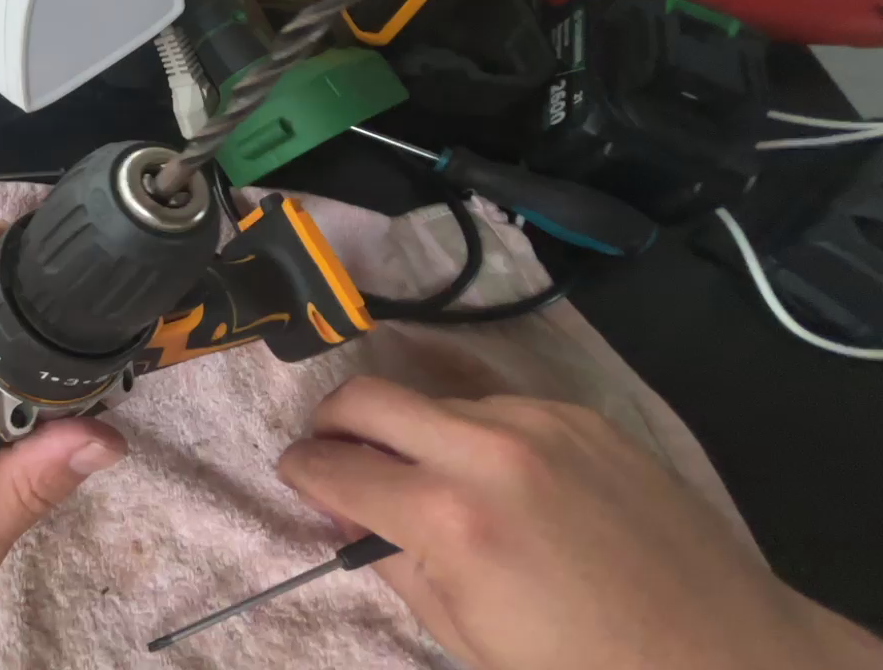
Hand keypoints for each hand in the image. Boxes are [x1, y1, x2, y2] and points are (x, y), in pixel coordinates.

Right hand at [276, 377, 882, 669]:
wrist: (742, 666)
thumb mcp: (462, 635)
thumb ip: (386, 556)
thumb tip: (341, 506)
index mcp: (448, 519)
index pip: (332, 465)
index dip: (300, 469)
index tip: (296, 475)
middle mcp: (484, 451)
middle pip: (362, 396)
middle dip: (330, 423)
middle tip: (336, 453)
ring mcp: (535, 423)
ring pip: (429, 401)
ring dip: (412, 434)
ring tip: (443, 481)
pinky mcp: (576, 415)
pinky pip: (491, 408)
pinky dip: (473, 436)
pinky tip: (510, 482)